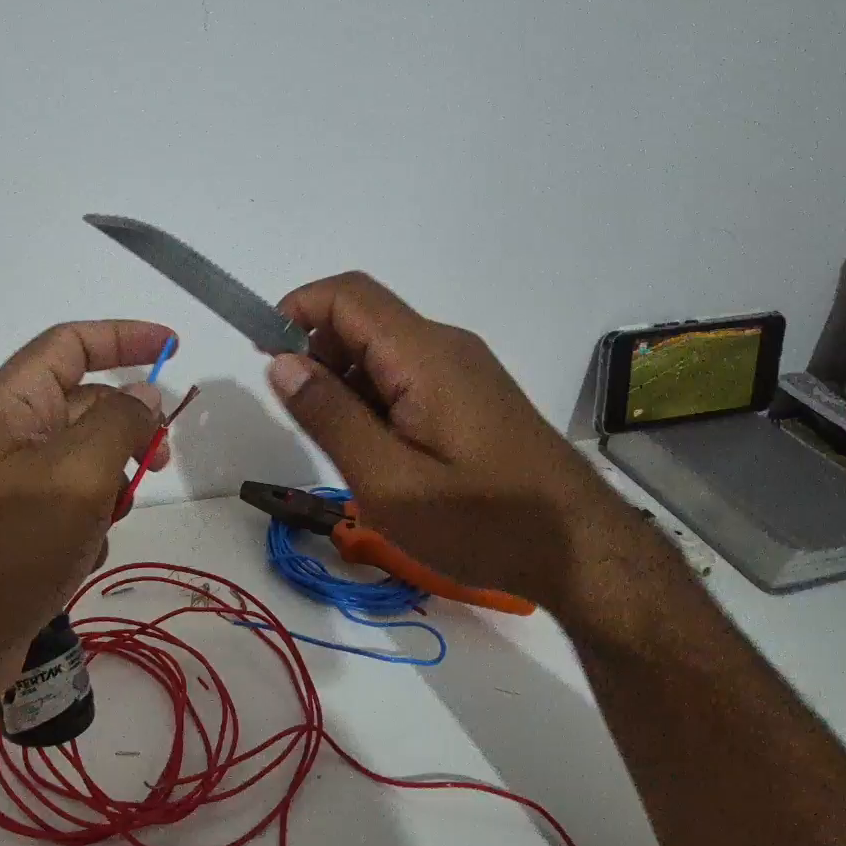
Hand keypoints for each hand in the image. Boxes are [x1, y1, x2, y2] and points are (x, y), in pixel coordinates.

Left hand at [0, 321, 172, 704]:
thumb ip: (121, 423)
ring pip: (86, 463)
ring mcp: (12, 486)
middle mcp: (9, 436)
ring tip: (104, 523)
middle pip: (86, 405)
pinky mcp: (19, 531)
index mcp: (12, 403)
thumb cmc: (9, 544)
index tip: (174, 347)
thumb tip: (145, 396)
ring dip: (110, 487)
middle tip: (162, 459)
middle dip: (128, 428)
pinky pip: (71, 509)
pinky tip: (78, 558)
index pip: (71, 344)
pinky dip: (88, 527)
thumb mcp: (78, 473)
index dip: (124, 337)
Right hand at [265, 272, 648, 613]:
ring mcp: (463, 369)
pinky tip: (380, 453)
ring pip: (383, 349)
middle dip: (317, 355)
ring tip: (346, 449)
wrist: (580, 551)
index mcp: (423, 356)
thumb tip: (282, 361)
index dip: (295, 311)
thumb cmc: (480, 523)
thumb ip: (330, 417)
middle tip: (308, 424)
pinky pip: (407, 374)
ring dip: (345, 383)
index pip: (347, 295)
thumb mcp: (388, 481)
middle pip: (363, 318)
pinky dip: (374, 398)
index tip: (264, 360)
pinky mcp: (472, 394)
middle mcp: (445, 346)